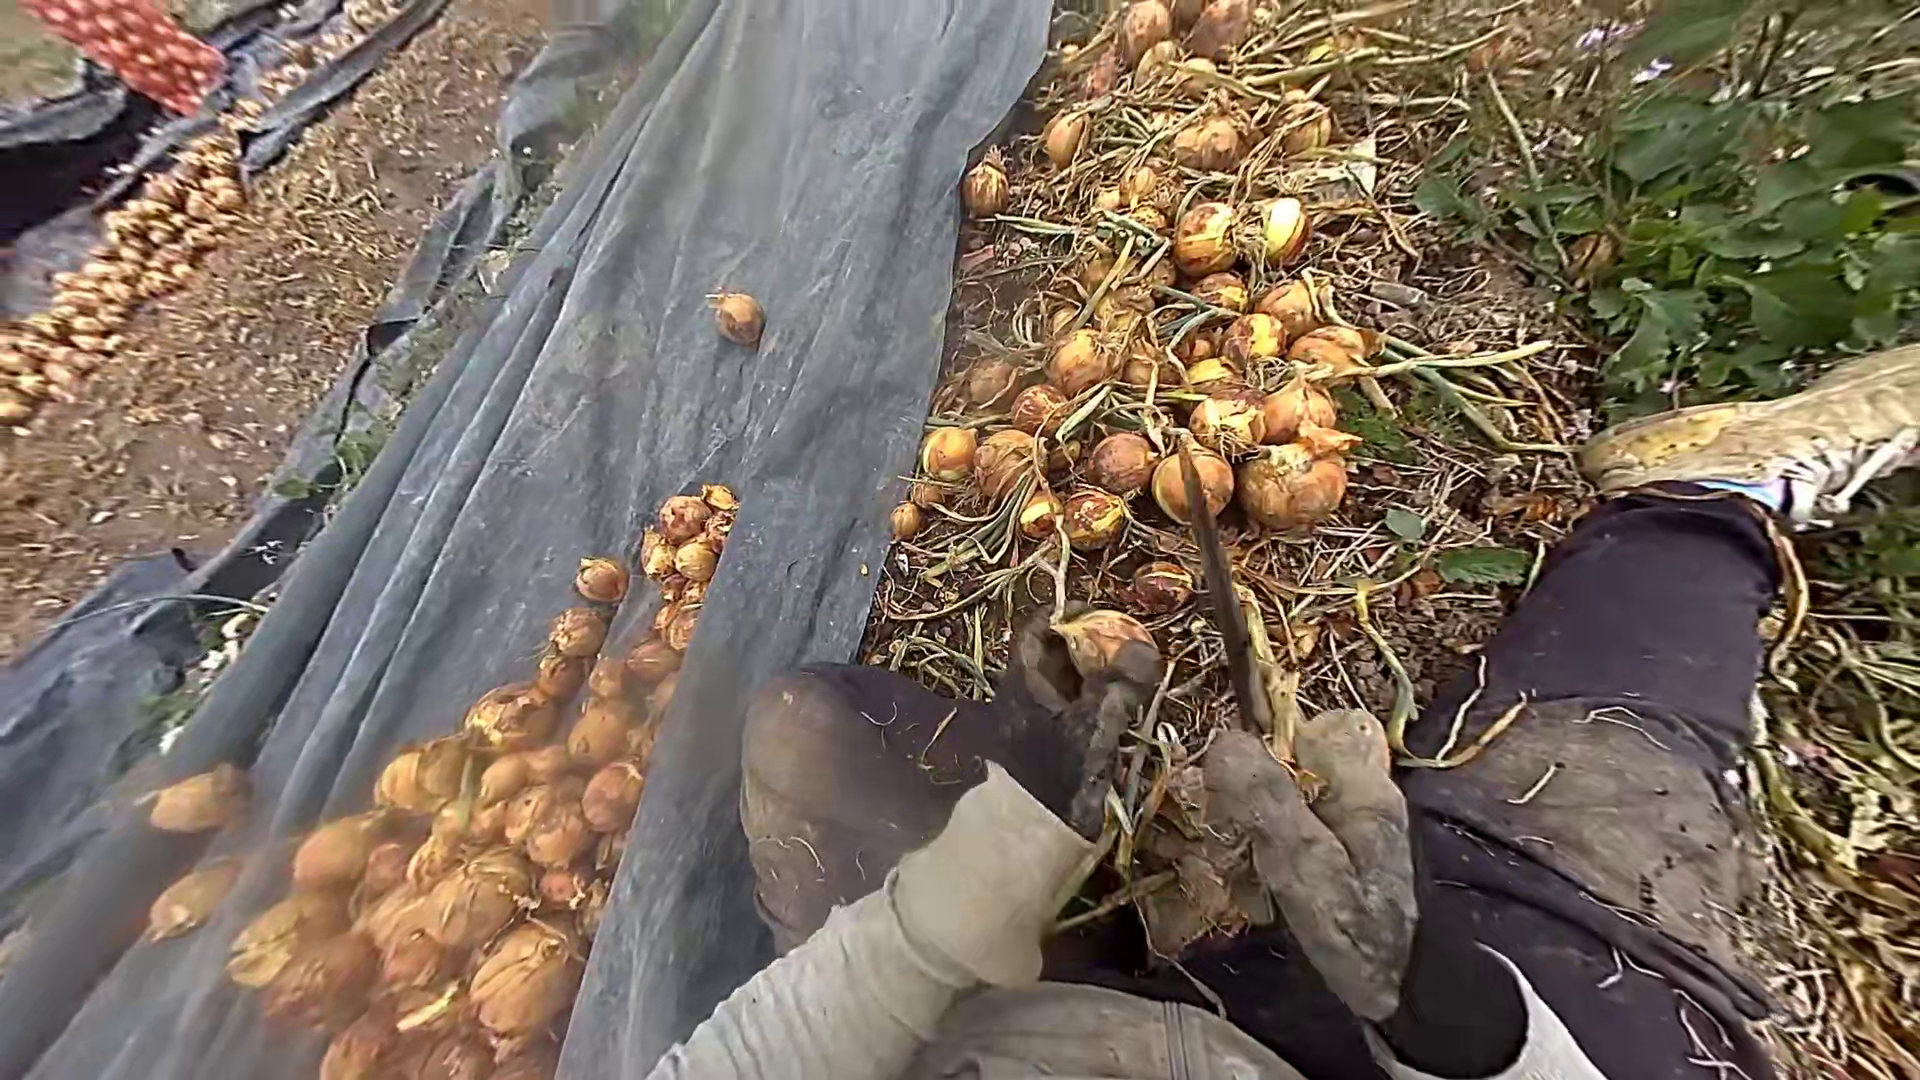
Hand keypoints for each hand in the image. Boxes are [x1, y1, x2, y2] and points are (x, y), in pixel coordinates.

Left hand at [995, 604, 1161, 837]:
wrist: (1034, 834)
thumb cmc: (1055, 774)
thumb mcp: (1090, 727)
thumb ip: (1117, 687)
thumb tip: (1144, 649)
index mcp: (1024, 679)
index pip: (1037, 629)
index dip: (1065, 613)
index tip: (1098, 612)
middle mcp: (1029, 691)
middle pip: (1058, 651)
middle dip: (1092, 641)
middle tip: (1129, 640)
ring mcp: (1041, 715)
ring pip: (1071, 678)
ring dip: (1101, 671)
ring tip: (1136, 668)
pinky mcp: (1056, 738)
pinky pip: (1080, 704)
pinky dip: (1102, 697)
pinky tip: (1127, 702)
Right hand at [1204, 712, 1416, 1019]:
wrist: (1402, 994)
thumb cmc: (1362, 933)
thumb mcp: (1307, 866)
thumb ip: (1267, 800)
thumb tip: (1225, 737)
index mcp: (1352, 778)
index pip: (1292, 721)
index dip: (1253, 743)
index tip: (1236, 790)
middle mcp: (1341, 781)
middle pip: (1263, 755)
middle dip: (1237, 800)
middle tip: (1239, 849)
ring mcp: (1326, 807)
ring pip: (1255, 788)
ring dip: (1237, 831)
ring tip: (1250, 881)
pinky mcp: (1312, 832)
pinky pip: (1262, 818)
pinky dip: (1249, 849)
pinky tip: (1255, 885)